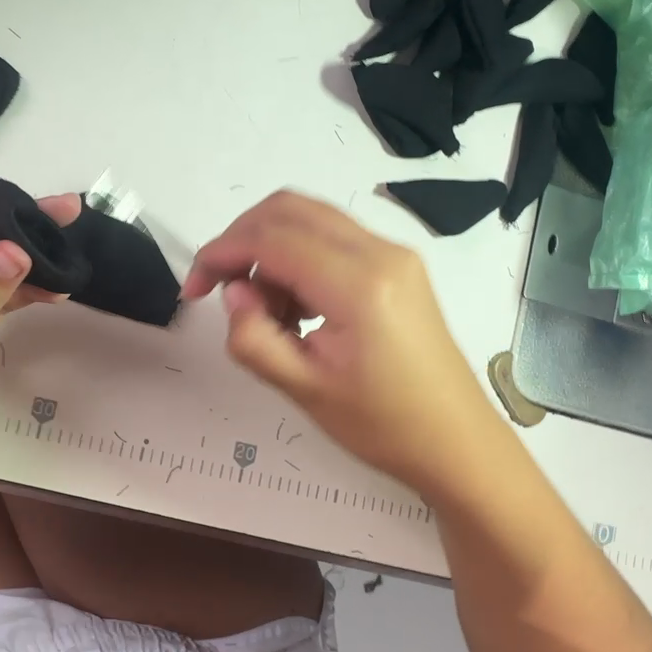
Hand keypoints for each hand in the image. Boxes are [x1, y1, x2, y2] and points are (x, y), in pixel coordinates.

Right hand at [182, 190, 488, 488]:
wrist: (457, 442)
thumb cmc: (384, 426)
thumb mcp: (304, 390)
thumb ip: (253, 338)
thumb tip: (234, 294)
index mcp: (358, 285)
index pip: (271, 238)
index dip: (221, 253)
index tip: (194, 289)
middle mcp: (380, 252)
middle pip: (288, 209)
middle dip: (241, 239)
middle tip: (219, 289)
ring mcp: (393, 254)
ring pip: (309, 219)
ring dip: (269, 249)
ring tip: (264, 312)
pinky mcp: (397, 266)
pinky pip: (331, 239)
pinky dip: (296, 257)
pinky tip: (294, 308)